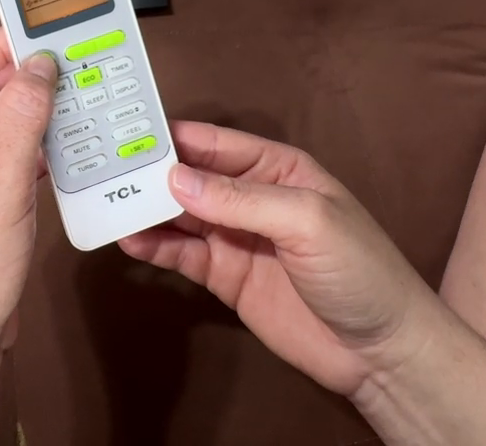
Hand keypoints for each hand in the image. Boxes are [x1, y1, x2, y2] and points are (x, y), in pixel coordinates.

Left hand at [0, 29, 56, 351]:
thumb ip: (21, 114)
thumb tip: (39, 64)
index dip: (0, 48)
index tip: (42, 33)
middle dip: (22, 82)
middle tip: (68, 66)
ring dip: (31, 115)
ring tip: (72, 99)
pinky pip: (2, 156)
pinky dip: (31, 147)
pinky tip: (63, 142)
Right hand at [118, 122, 435, 394]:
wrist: (382, 353)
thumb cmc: (358, 269)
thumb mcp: (306, 220)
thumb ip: (239, 198)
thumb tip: (175, 178)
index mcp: (274, 167)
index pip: (213, 143)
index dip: (172, 137)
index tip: (127, 133)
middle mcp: (248, 196)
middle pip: (189, 177)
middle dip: (149, 172)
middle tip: (102, 168)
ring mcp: (234, 236)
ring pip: (179, 214)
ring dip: (145, 209)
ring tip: (106, 203)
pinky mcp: (224, 276)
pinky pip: (182, 254)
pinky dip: (155, 247)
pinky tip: (129, 241)